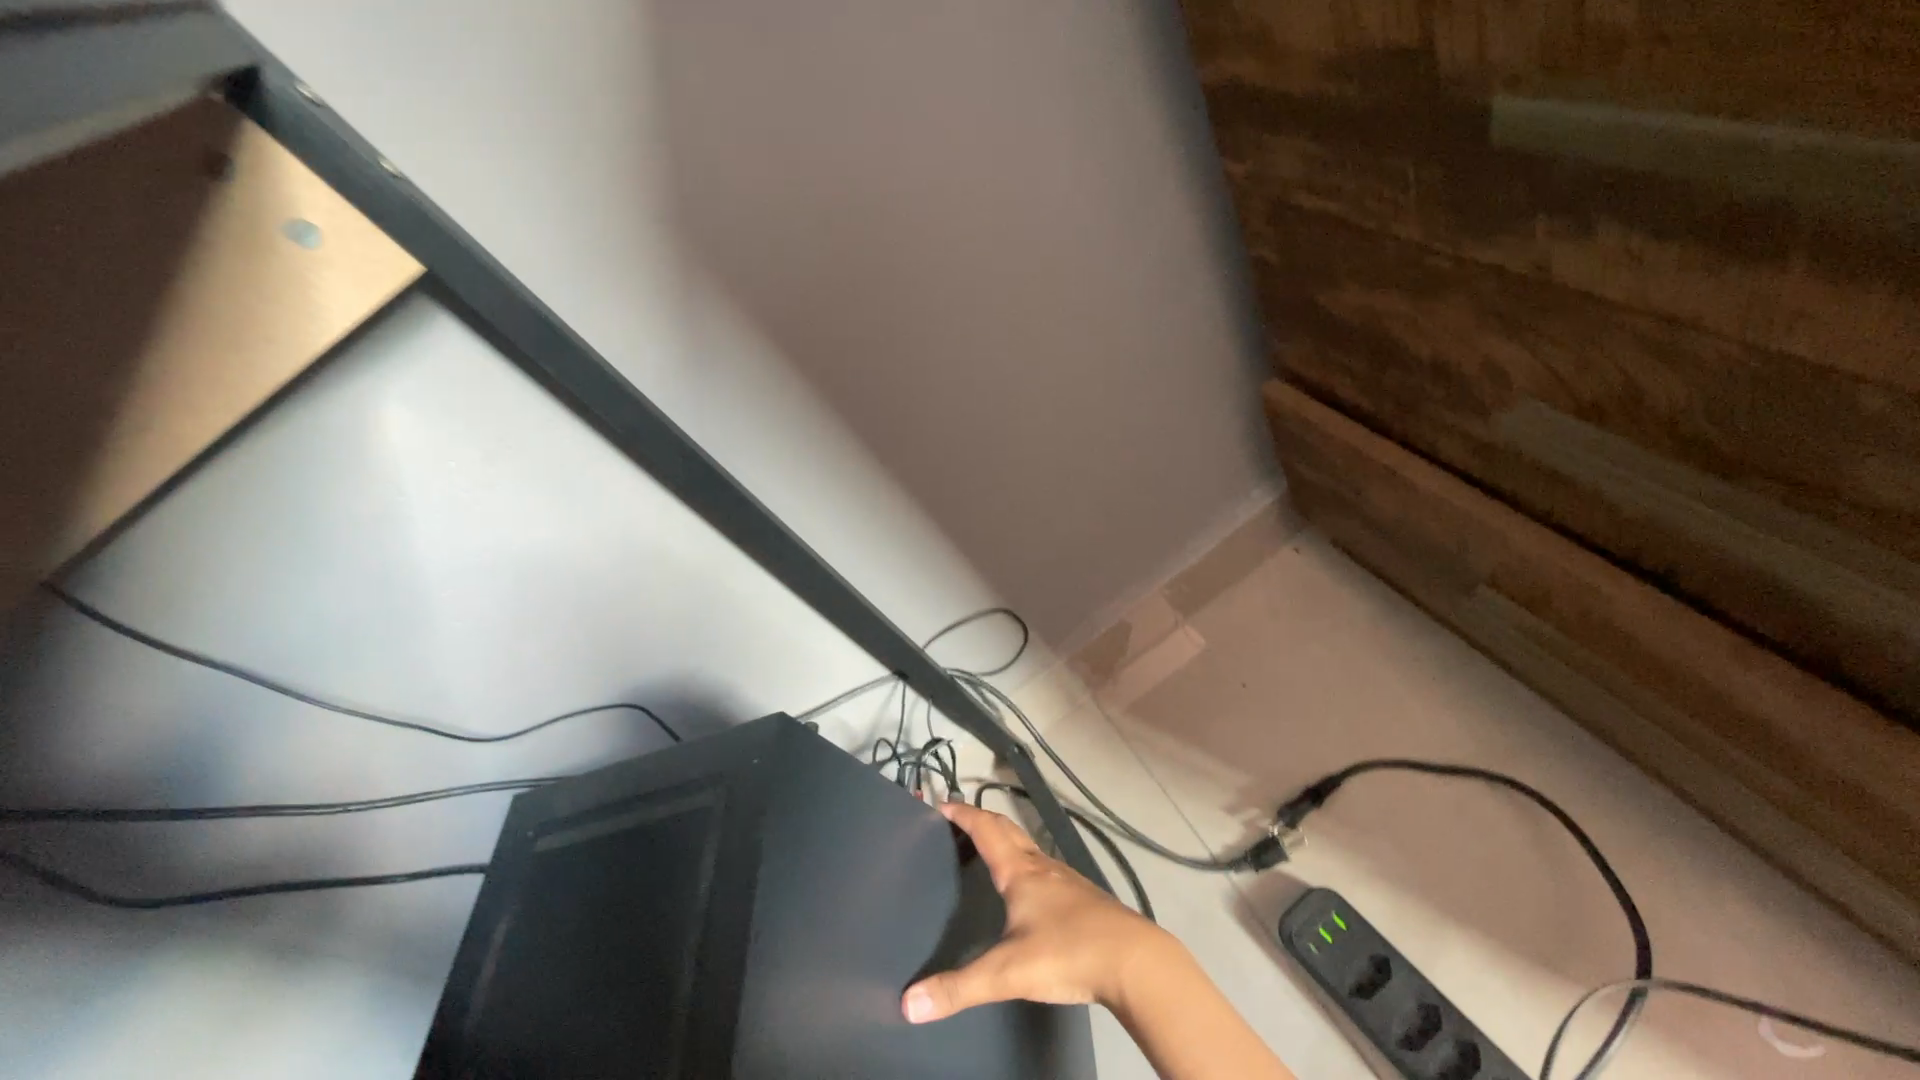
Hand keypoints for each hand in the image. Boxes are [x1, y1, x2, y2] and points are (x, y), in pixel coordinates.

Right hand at [901, 800, 1174, 1023]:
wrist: (1136, 963)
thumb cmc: (1069, 953)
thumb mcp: (1008, 973)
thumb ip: (960, 988)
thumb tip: (909, 1003)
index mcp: (1021, 874)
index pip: (987, 831)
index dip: (964, 815)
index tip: (943, 804)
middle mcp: (1044, 869)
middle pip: (1010, 833)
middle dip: (985, 821)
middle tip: (962, 818)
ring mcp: (1070, 883)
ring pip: (1033, 852)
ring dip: (1009, 843)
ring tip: (993, 852)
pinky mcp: (1087, 901)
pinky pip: (1049, 873)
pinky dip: (1031, 868)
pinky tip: (1033, 892)